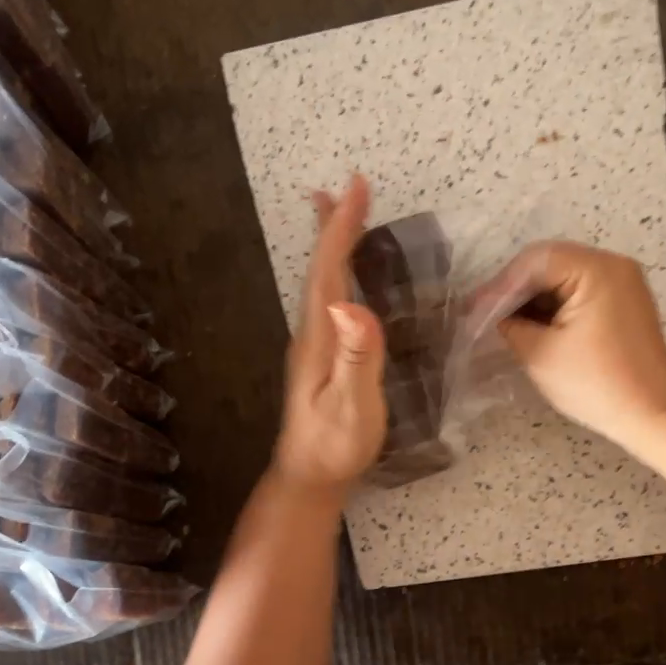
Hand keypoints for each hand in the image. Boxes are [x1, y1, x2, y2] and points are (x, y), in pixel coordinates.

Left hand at [270, 174, 386, 500]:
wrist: (308, 479)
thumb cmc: (334, 447)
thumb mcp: (352, 406)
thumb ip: (357, 358)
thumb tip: (352, 305)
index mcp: (319, 339)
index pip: (329, 272)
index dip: (341, 229)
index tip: (356, 186)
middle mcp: (311, 335)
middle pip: (320, 271)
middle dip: (333, 227)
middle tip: (343, 188)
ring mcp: (314, 348)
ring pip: (321, 285)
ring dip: (330, 248)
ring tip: (337, 217)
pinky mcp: (321, 361)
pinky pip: (328, 302)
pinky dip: (335, 276)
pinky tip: (342, 282)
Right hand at [479, 242, 665, 448]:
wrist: (652, 412)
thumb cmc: (596, 384)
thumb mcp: (540, 354)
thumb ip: (511, 326)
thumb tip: (495, 316)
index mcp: (595, 269)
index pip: (533, 261)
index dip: (498, 285)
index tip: (472, 311)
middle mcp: (612, 265)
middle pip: (548, 263)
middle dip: (513, 290)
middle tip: (482, 315)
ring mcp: (621, 282)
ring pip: (562, 278)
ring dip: (531, 299)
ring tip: (501, 323)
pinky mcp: (622, 301)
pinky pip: (578, 292)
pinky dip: (552, 306)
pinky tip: (530, 326)